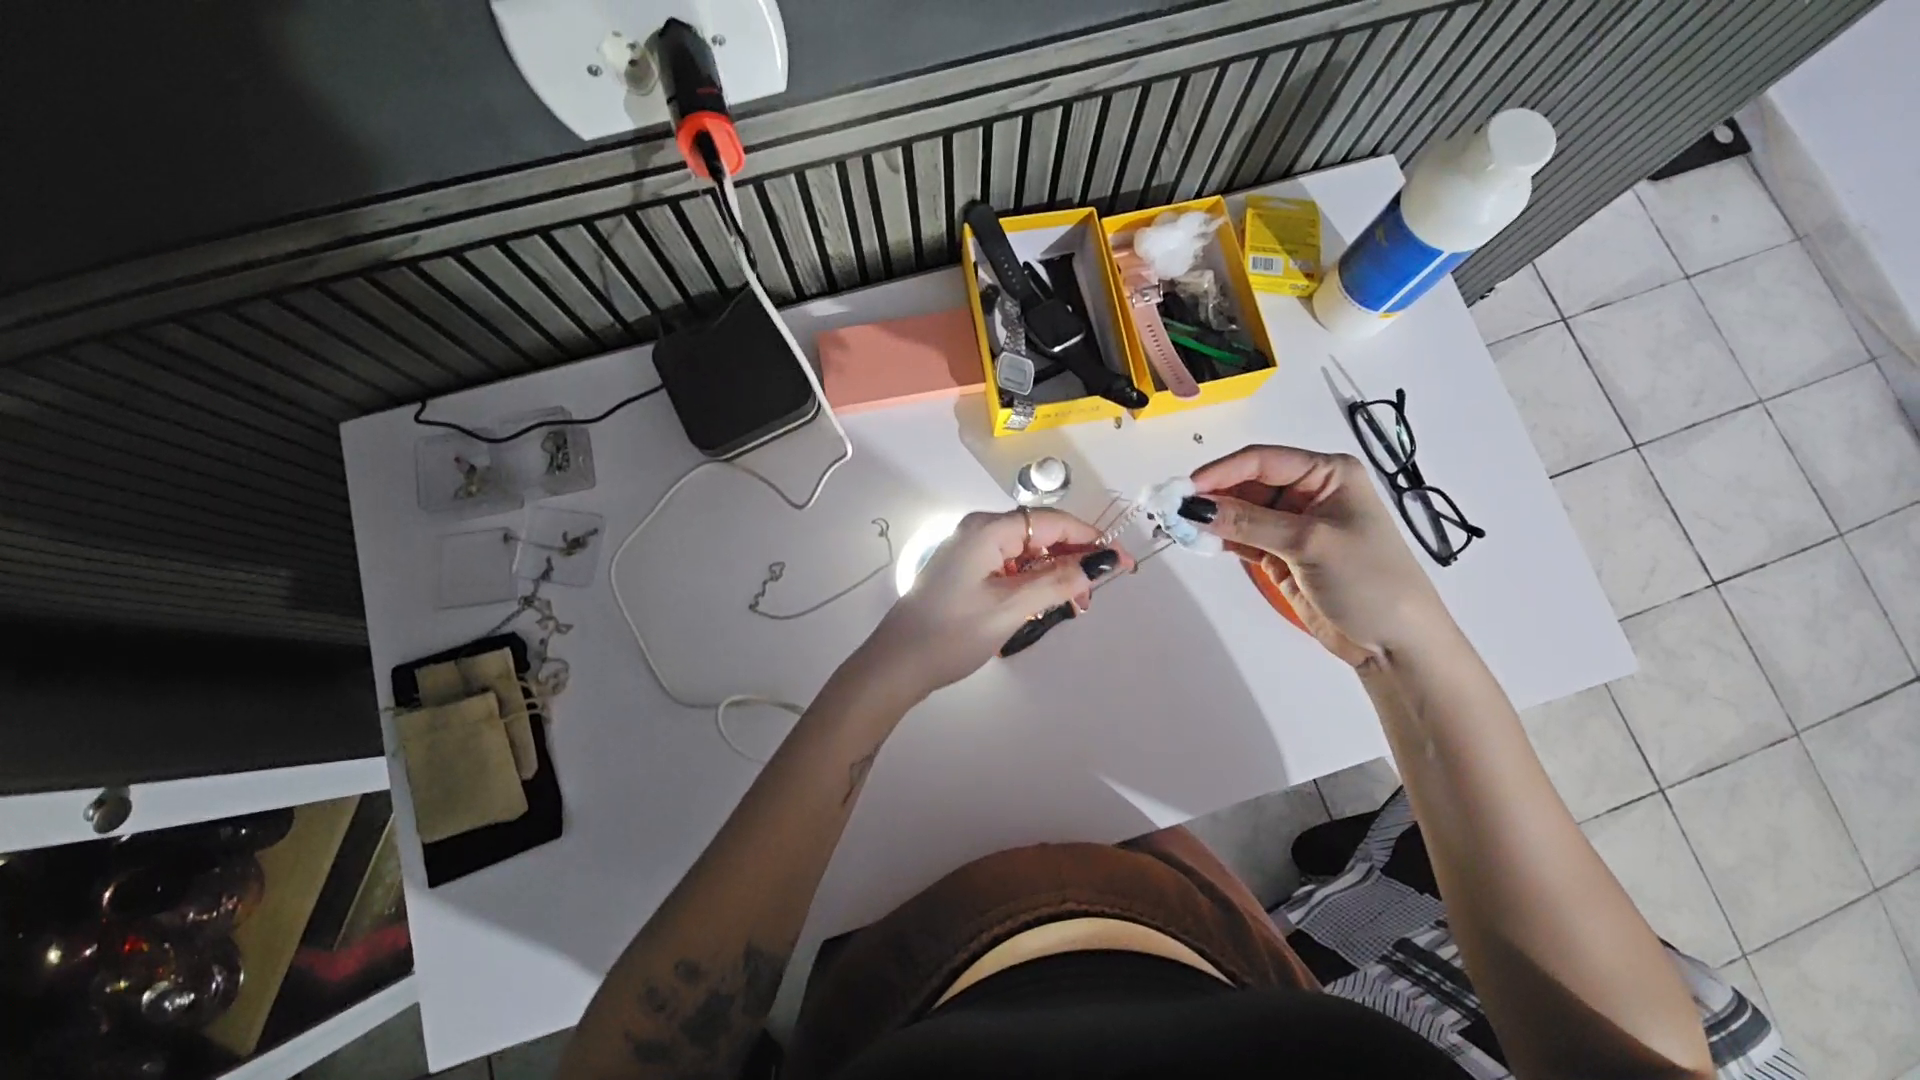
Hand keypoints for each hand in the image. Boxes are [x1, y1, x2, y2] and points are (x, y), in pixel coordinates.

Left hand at [858, 508, 1129, 698]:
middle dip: (1074, 559)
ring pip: (1028, 552)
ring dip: (1055, 574)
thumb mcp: (1010, 608)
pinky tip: (1044, 604)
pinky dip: (1033, 582)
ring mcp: (970, 551)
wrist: (896, 665)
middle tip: (1093, 596)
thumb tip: (1101, 561)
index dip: (1091, 539)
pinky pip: (1011, 566)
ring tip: (1073, 605)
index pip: (1051, 522)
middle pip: (1041, 534)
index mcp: (987, 530)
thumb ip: (1058, 581)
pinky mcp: (967, 571)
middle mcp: (979, 531)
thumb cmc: (950, 634)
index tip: (1122, 563)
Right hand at [1184, 445, 1452, 666]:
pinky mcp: (1283, 554)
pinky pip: (1243, 537)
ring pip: (1241, 511)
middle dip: (1212, 495)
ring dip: (1213, 518)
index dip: (1221, 471)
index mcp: (1328, 473)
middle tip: (1173, 511)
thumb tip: (1195, 506)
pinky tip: (1199, 542)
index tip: (1185, 489)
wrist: (1396, 642)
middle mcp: (1310, 492)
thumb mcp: (1309, 543)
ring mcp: (1294, 524)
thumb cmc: (1369, 580)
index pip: (1263, 461)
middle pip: (1247, 484)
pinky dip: (1221, 539)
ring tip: (1178, 526)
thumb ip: (1249, 522)